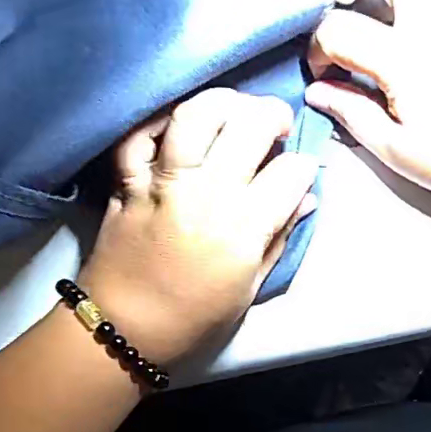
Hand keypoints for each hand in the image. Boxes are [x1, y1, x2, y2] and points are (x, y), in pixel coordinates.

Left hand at [79, 89, 317, 363]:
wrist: (124, 328)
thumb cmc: (195, 318)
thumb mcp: (249, 288)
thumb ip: (278, 239)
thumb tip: (306, 200)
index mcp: (243, 229)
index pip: (290, 172)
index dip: (303, 167)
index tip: (300, 173)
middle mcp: (207, 195)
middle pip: (249, 127)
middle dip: (274, 116)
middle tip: (277, 126)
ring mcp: (164, 182)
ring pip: (196, 115)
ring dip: (223, 102)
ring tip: (234, 111)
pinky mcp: (129, 180)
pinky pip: (140, 134)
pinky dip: (159, 121)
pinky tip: (179, 125)